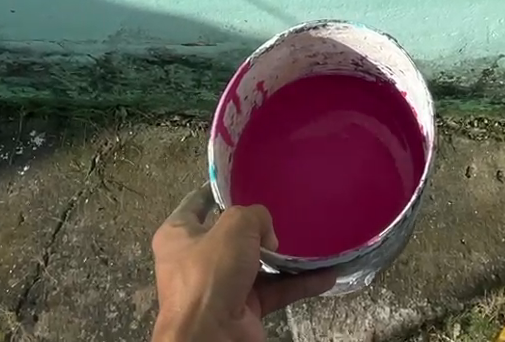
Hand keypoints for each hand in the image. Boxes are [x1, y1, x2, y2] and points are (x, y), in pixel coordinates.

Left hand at [151, 188, 334, 341]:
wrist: (211, 339)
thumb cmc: (211, 272)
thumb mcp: (235, 225)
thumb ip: (256, 215)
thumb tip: (267, 236)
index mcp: (179, 236)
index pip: (196, 205)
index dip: (216, 191)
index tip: (240, 178)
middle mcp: (197, 261)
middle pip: (232, 234)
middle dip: (258, 226)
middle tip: (284, 209)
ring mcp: (221, 288)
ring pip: (258, 264)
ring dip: (285, 256)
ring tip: (312, 237)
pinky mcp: (243, 310)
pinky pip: (275, 290)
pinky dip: (299, 283)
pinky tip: (325, 273)